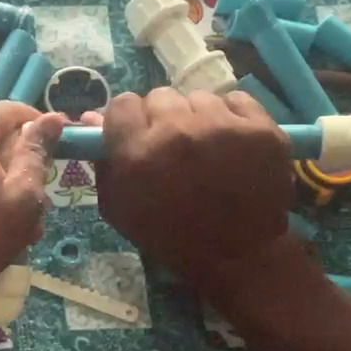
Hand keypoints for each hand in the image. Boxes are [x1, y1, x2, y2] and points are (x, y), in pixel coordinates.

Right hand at [93, 88, 293, 278]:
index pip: (122, 103)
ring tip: (203, 147)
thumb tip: (90, 117)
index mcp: (138, 153)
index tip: (135, 134)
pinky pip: (236, 100)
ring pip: (198, 98)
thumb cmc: (168, 235)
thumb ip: (103, 162)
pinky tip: (230, 143)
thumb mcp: (119, 208)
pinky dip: (231, 117)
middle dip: (160, 118)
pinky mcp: (260, 127)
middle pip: (159, 96)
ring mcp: (223, 126)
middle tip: (170, 145)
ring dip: (195, 117)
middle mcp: (178, 131)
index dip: (127, 119)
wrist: (236, 254)